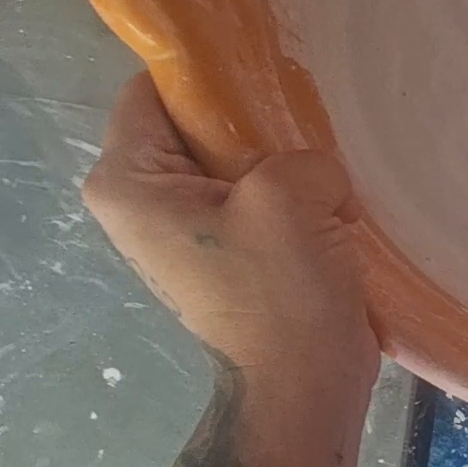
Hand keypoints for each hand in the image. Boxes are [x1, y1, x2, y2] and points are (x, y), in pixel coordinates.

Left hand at [82, 73, 377, 390]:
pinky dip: (305, 216)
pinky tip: (338, 228)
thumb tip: (323, 176)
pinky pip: (269, 218)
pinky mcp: (239, 267)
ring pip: (248, 181)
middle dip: (269, 145)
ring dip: (298, 187)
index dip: (213, 86)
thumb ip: (305, 161)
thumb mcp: (292, 203)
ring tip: (338, 202)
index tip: (278, 91)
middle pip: (207, 140)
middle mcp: (149, 208)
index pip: (154, 98)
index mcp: (130, 184)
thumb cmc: (282, 294)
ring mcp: (196, 241)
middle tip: (322, 160)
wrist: (307, 380)